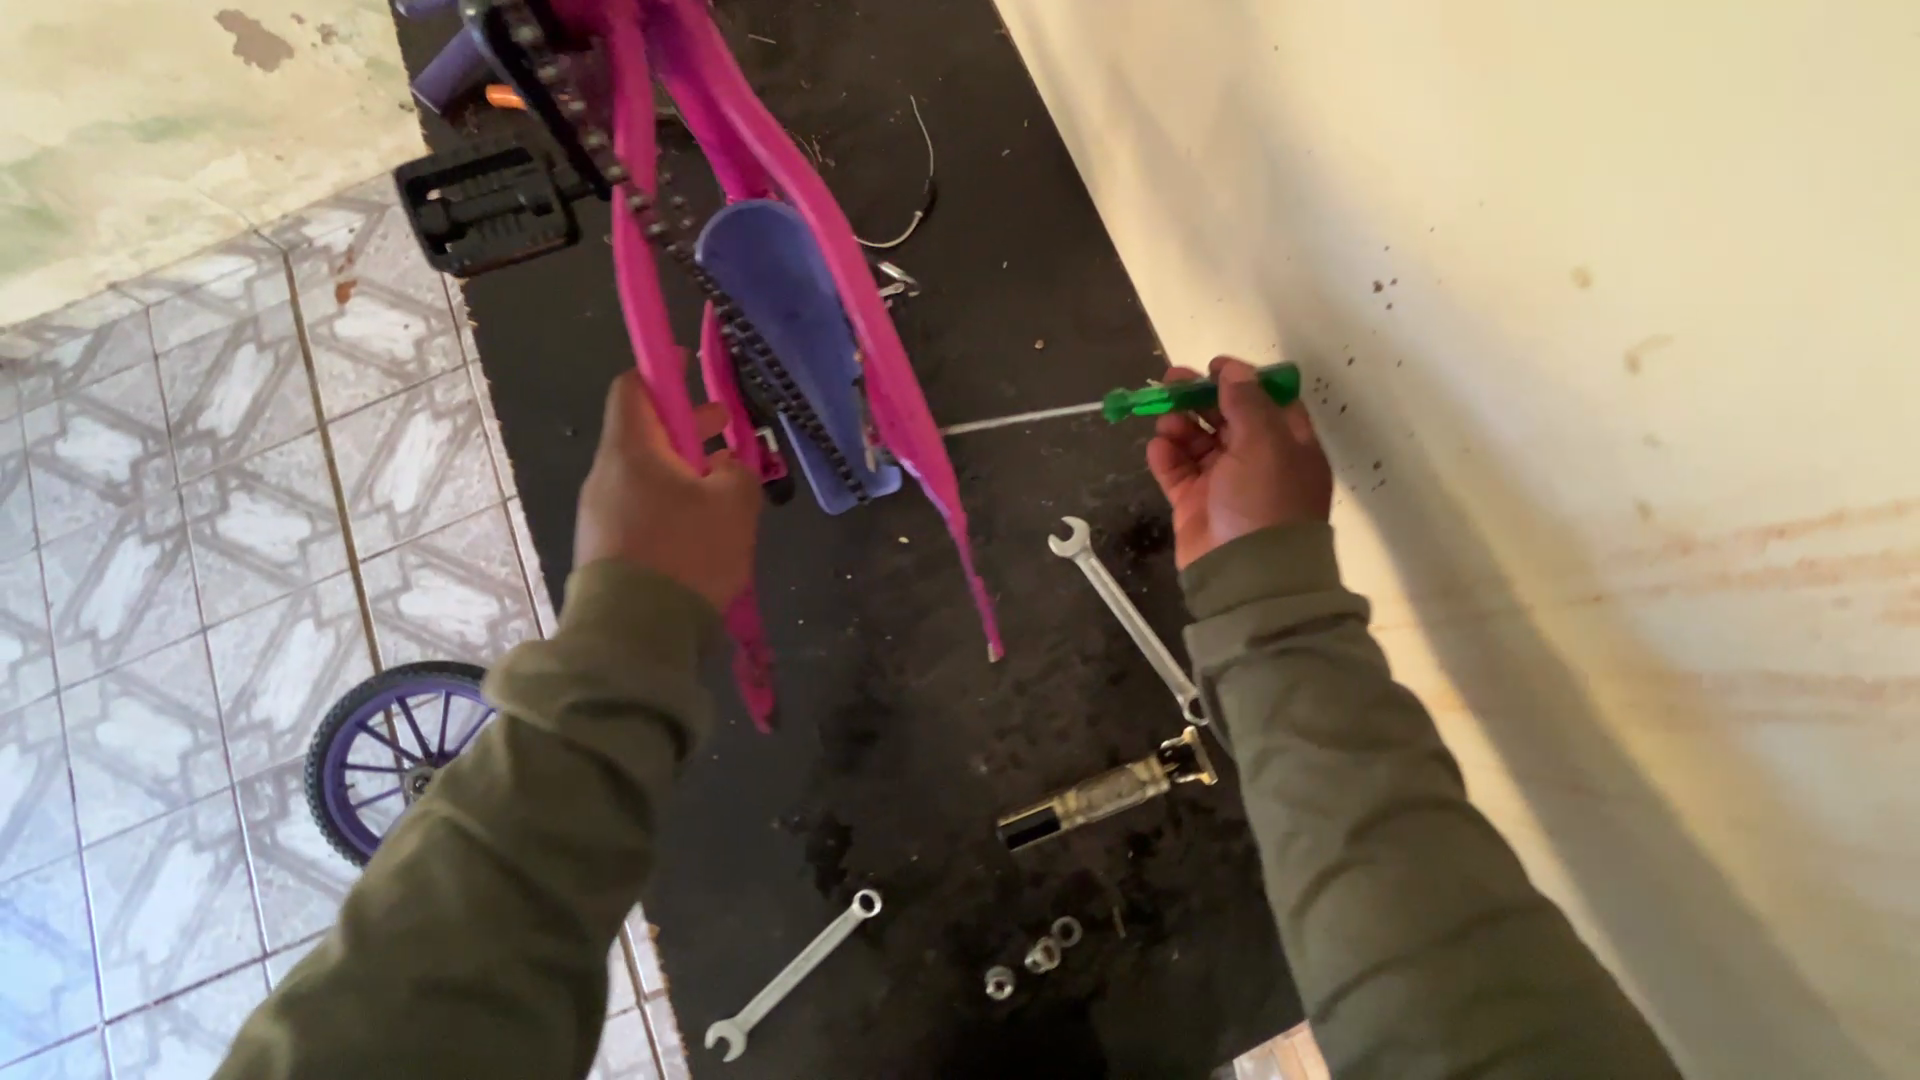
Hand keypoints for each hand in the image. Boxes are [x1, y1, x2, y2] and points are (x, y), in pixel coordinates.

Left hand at [575, 371, 762, 609]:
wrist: (636, 632)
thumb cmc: (688, 554)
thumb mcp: (734, 505)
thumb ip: (738, 471)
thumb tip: (724, 467)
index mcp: (632, 450)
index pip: (634, 388)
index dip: (662, 371)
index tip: (687, 366)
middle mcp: (606, 474)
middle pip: (644, 432)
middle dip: (688, 427)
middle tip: (727, 433)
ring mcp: (598, 513)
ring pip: (644, 473)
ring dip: (683, 470)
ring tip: (723, 490)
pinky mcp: (603, 547)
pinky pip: (639, 507)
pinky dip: (669, 502)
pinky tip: (700, 528)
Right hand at [1146, 355, 1331, 569]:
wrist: (1246, 572)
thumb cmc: (1265, 501)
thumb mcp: (1265, 443)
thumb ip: (1246, 403)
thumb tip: (1233, 370)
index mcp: (1287, 444)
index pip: (1266, 401)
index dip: (1241, 381)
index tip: (1214, 366)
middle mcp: (1257, 461)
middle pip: (1226, 418)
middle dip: (1200, 398)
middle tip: (1170, 381)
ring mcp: (1224, 484)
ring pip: (1198, 443)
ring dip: (1180, 425)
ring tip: (1163, 418)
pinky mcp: (1195, 504)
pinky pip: (1177, 472)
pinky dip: (1166, 457)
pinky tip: (1157, 446)